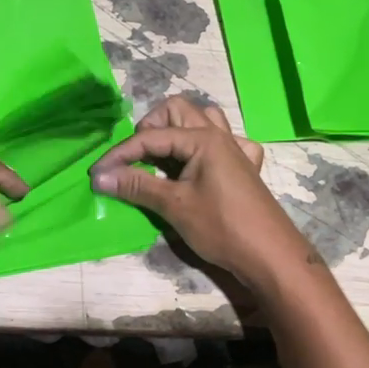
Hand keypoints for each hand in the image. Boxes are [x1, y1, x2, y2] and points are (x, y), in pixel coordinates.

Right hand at [90, 96, 313, 291]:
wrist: (271, 257)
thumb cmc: (222, 228)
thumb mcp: (175, 206)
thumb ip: (137, 186)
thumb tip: (100, 177)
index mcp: (203, 138)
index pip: (150, 136)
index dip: (120, 154)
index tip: (97, 173)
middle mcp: (219, 135)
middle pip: (176, 111)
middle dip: (149, 127)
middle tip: (135, 158)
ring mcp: (236, 149)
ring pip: (202, 119)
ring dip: (178, 129)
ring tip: (162, 155)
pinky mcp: (245, 168)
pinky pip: (226, 141)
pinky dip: (208, 145)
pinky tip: (202, 164)